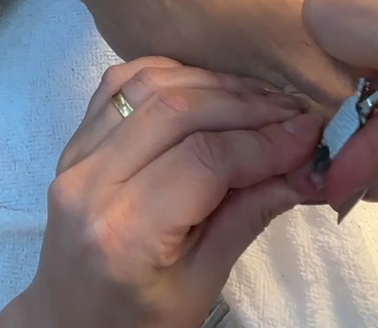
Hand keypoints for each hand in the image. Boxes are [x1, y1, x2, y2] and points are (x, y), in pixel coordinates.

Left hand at [0, 59, 323, 327]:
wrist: (68, 321)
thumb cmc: (139, 320)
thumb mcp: (203, 285)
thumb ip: (249, 217)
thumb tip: (307, 168)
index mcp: (123, 232)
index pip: (203, 160)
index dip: (262, 141)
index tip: (309, 133)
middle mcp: (90, 180)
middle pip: (176, 112)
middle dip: (244, 105)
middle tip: (293, 111)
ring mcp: (75, 153)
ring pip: (148, 86)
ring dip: (210, 83)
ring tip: (259, 96)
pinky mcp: (74, 138)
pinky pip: (120, 83)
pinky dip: (167, 74)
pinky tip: (205, 85)